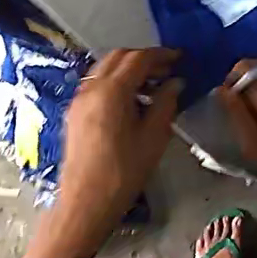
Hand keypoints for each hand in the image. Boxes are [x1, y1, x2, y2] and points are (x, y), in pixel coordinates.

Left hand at [47, 48, 182, 257]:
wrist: (86, 202)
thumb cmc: (125, 170)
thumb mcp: (155, 135)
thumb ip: (166, 102)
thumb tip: (175, 83)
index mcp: (111, 92)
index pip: (138, 59)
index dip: (162, 55)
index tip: (181, 58)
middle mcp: (91, 90)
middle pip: (118, 57)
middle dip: (144, 58)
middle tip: (168, 69)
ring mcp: (79, 101)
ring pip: (105, 69)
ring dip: (130, 69)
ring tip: (154, 84)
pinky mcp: (75, 113)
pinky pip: (97, 84)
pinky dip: (117, 81)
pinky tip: (134, 99)